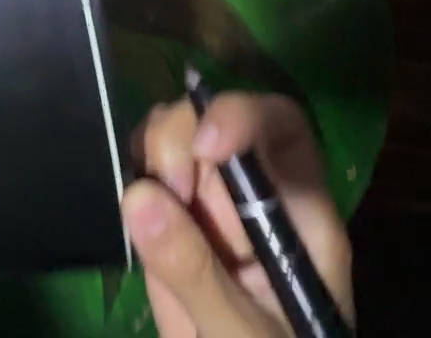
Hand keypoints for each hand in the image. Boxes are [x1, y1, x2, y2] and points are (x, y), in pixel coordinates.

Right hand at [123, 92, 354, 336]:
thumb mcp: (243, 336)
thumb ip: (196, 272)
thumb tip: (139, 195)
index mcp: (298, 210)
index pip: (279, 126)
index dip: (241, 116)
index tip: (205, 147)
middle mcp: (252, 188)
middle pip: (213, 115)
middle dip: (180, 140)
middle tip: (168, 194)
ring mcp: (207, 194)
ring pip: (172, 127)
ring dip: (151, 153)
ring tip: (151, 216)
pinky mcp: (167, 207)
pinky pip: (142, 160)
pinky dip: (131, 170)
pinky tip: (138, 216)